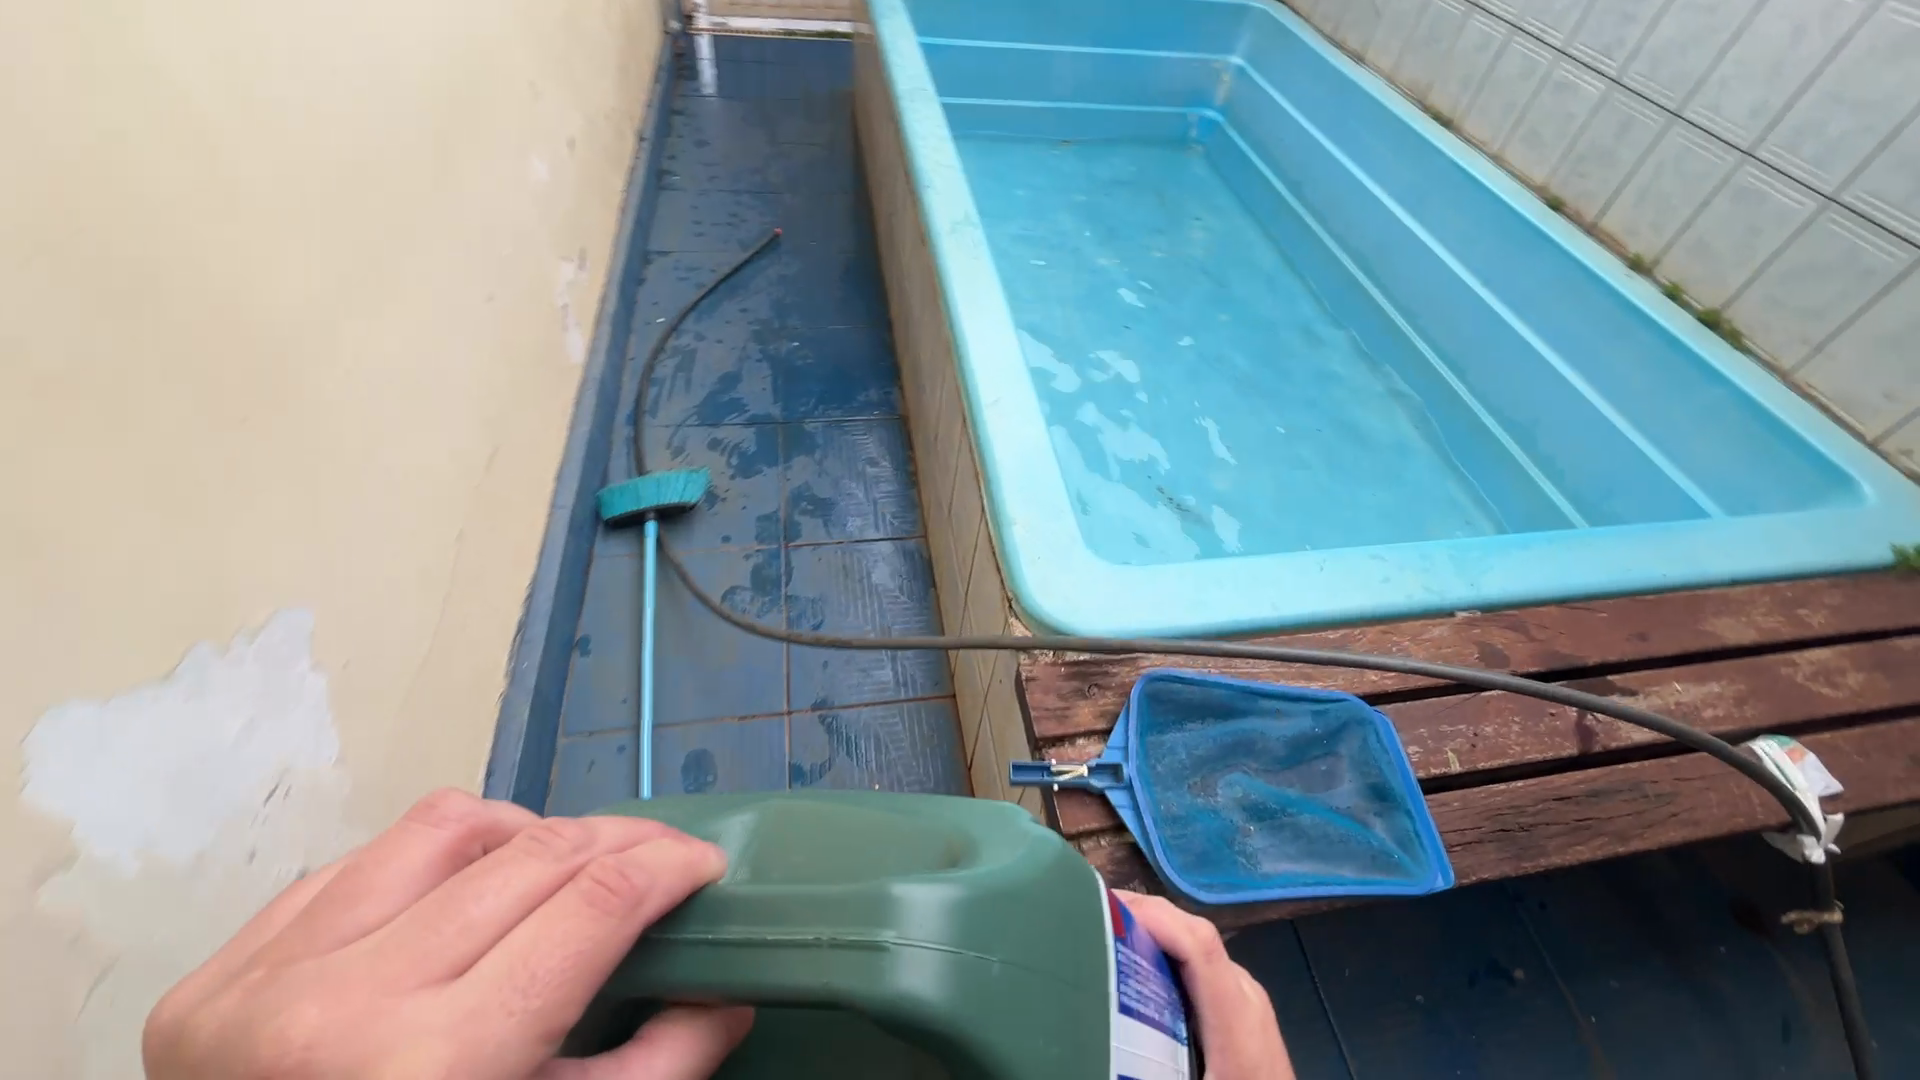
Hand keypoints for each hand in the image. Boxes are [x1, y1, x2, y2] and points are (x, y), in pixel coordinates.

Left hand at [144, 789, 752, 1079]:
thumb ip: (660, 1068)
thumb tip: (729, 992)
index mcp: (439, 1066)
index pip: (596, 903)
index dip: (670, 864)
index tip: (705, 864)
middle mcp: (345, 1006)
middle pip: (539, 854)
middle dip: (625, 840)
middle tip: (662, 857)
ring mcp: (267, 980)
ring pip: (452, 824)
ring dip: (531, 831)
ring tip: (560, 867)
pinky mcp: (220, 970)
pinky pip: (365, 855)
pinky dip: (441, 854)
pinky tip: (462, 891)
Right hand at [1114, 891, 1293, 1079]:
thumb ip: (1149, 1070)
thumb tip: (1101, 1053)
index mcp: (1238, 1020)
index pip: (1200, 945)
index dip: (1155, 918)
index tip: (1106, 910)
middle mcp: (1245, 995)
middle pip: (1194, 932)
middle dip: (1143, 912)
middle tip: (1089, 911)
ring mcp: (1246, 997)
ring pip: (1197, 941)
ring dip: (1153, 925)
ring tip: (1104, 927)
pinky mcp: (1241, 1005)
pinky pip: (1200, 960)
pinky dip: (1165, 945)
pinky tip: (1137, 959)